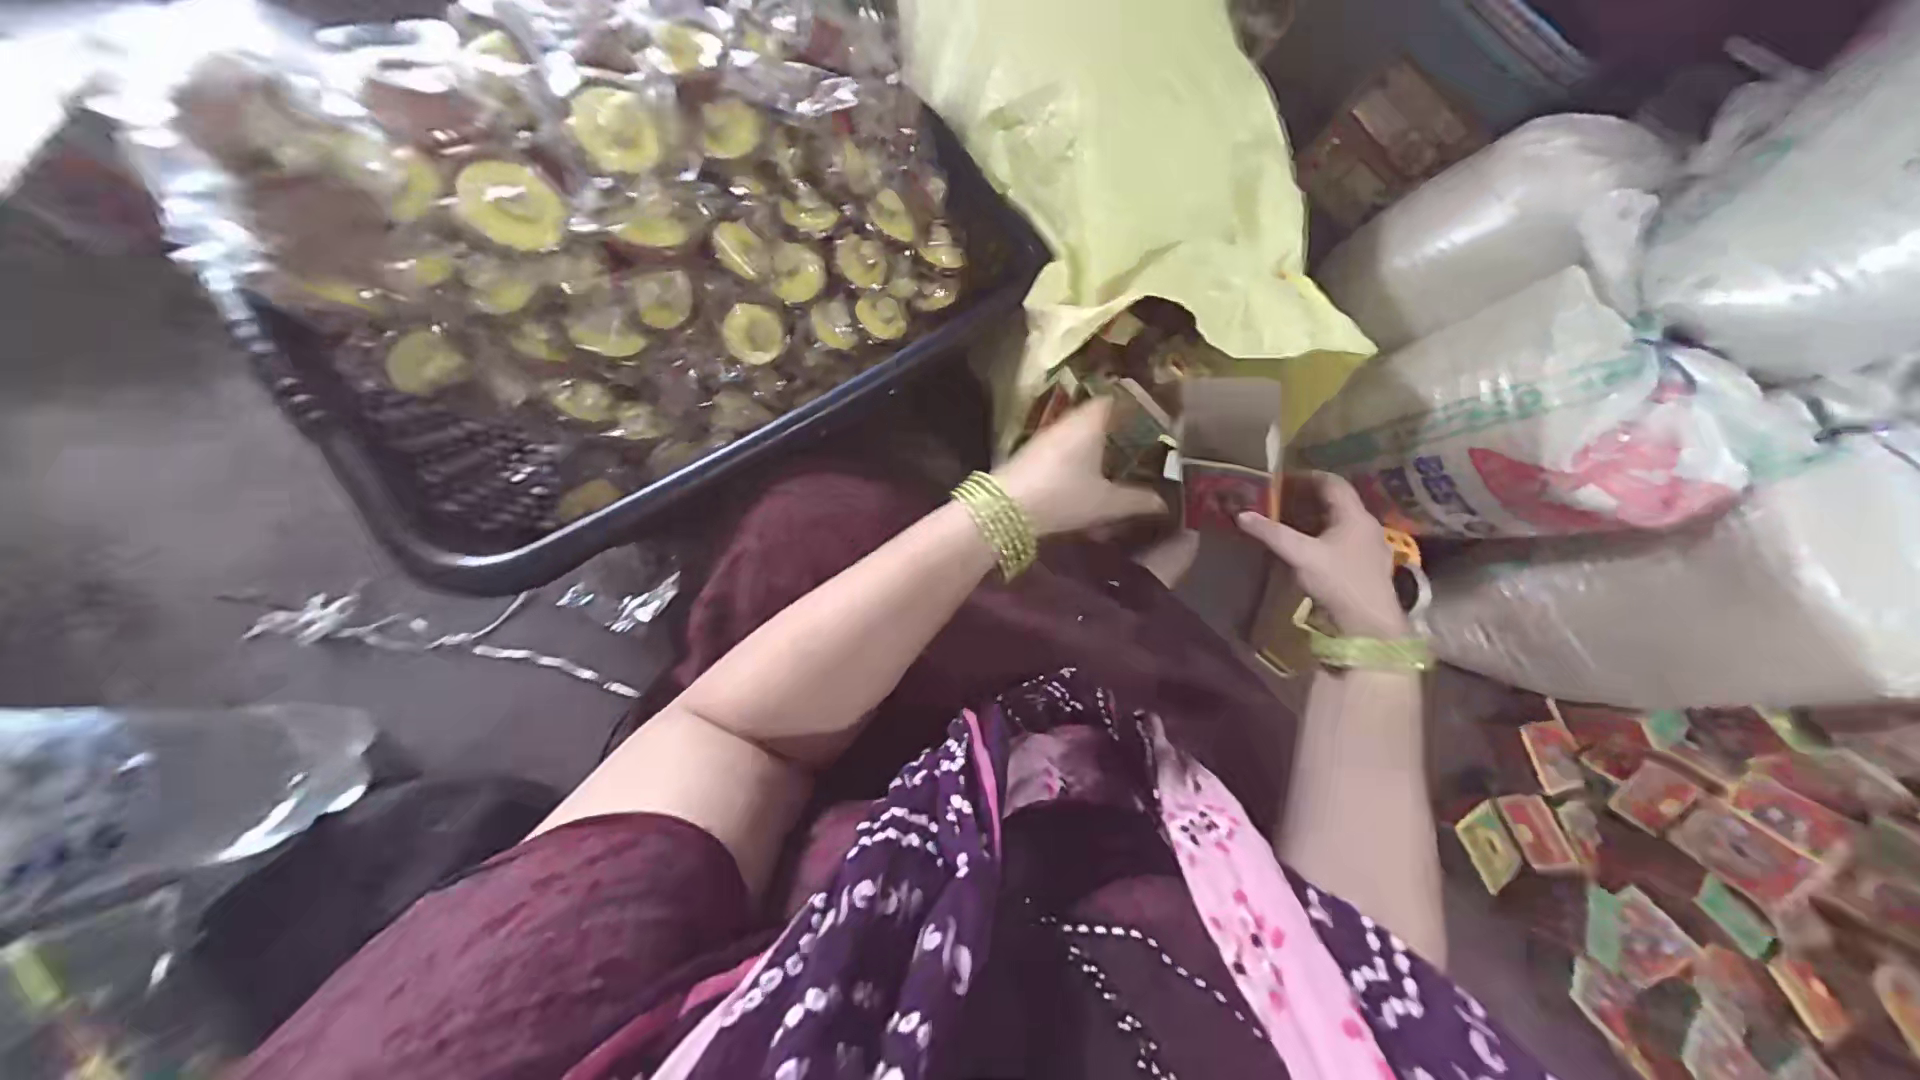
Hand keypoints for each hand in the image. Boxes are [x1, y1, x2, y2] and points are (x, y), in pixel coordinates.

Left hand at [993, 398, 1167, 535]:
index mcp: (1090, 422)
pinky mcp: (1030, 455)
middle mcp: (1067, 423)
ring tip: (1111, 468)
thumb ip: (1137, 501)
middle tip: (1135, 447)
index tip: (1148, 418)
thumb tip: (1164, 504)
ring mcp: (1046, 438)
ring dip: (1092, 449)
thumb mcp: (1106, 502)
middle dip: (1114, 432)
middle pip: (1095, 418)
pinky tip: (1081, 483)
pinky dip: (1074, 462)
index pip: (1114, 399)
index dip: (1131, 406)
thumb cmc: (1063, 496)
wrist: (1006, 508)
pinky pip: (1061, 452)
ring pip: (1076, 436)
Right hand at [1237, 472, 1410, 638]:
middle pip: (1337, 501)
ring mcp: (1371, 546)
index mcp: (1354, 515)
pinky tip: (1309, 548)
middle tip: (1279, 500)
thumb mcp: (1300, 555)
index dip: (1307, 477)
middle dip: (1307, 498)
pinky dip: (1324, 535)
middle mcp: (1367, 525)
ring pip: (1341, 521)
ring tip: (1289, 522)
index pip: (1332, 482)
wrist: (1369, 624)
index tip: (1282, 480)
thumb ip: (1272, 533)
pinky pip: (1344, 540)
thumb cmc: (1338, 582)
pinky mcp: (1368, 565)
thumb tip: (1242, 514)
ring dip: (1315, 518)